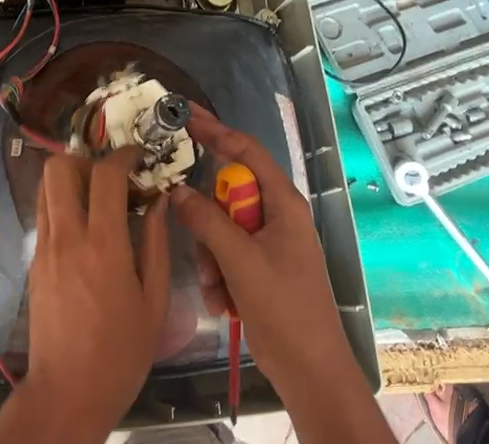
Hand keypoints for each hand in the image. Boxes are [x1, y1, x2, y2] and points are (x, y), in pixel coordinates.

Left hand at [0, 147, 170, 442]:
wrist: (67, 392)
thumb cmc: (121, 353)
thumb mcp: (154, 302)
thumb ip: (156, 244)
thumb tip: (159, 201)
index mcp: (103, 246)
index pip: (105, 175)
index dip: (123, 155)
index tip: (139, 155)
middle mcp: (67, 237)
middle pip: (59, 167)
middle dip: (86, 159)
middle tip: (112, 177)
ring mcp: (44, 248)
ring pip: (45, 187)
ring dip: (71, 179)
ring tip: (99, 198)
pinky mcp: (33, 261)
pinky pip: (44, 214)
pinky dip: (63, 204)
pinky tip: (87, 226)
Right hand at [170, 107, 392, 441]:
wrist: (311, 371)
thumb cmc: (284, 309)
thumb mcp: (240, 261)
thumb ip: (206, 221)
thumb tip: (177, 191)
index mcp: (284, 203)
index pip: (246, 150)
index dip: (216, 130)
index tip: (184, 116)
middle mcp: (277, 216)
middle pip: (226, 195)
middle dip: (207, 225)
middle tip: (203, 252)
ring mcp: (270, 243)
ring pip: (221, 228)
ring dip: (211, 259)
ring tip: (219, 290)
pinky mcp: (261, 269)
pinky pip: (227, 256)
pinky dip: (219, 277)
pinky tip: (225, 305)